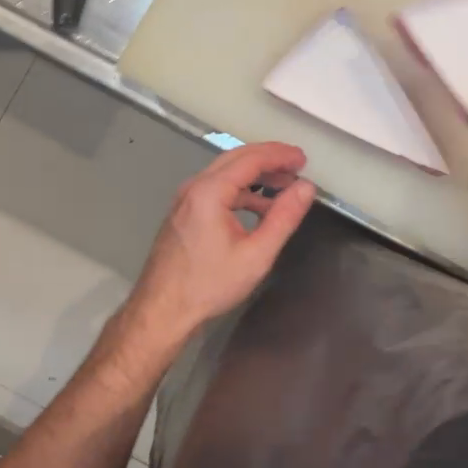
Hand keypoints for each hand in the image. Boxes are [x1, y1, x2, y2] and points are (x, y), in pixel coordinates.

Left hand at [122, 142, 315, 347]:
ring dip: (255, 176)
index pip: (250, 159)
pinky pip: (216, 189)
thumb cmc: (210, 284)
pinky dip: (241, 191)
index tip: (303, 159)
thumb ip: (284, 217)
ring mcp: (185, 199)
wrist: (162, 311)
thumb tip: (306, 188)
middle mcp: (194, 187)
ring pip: (225, 174)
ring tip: (284, 188)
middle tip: (297, 166)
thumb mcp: (256, 254)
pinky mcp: (183, 212)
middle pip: (236, 159)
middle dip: (269, 159)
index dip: (279, 155)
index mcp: (210, 191)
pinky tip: (259, 208)